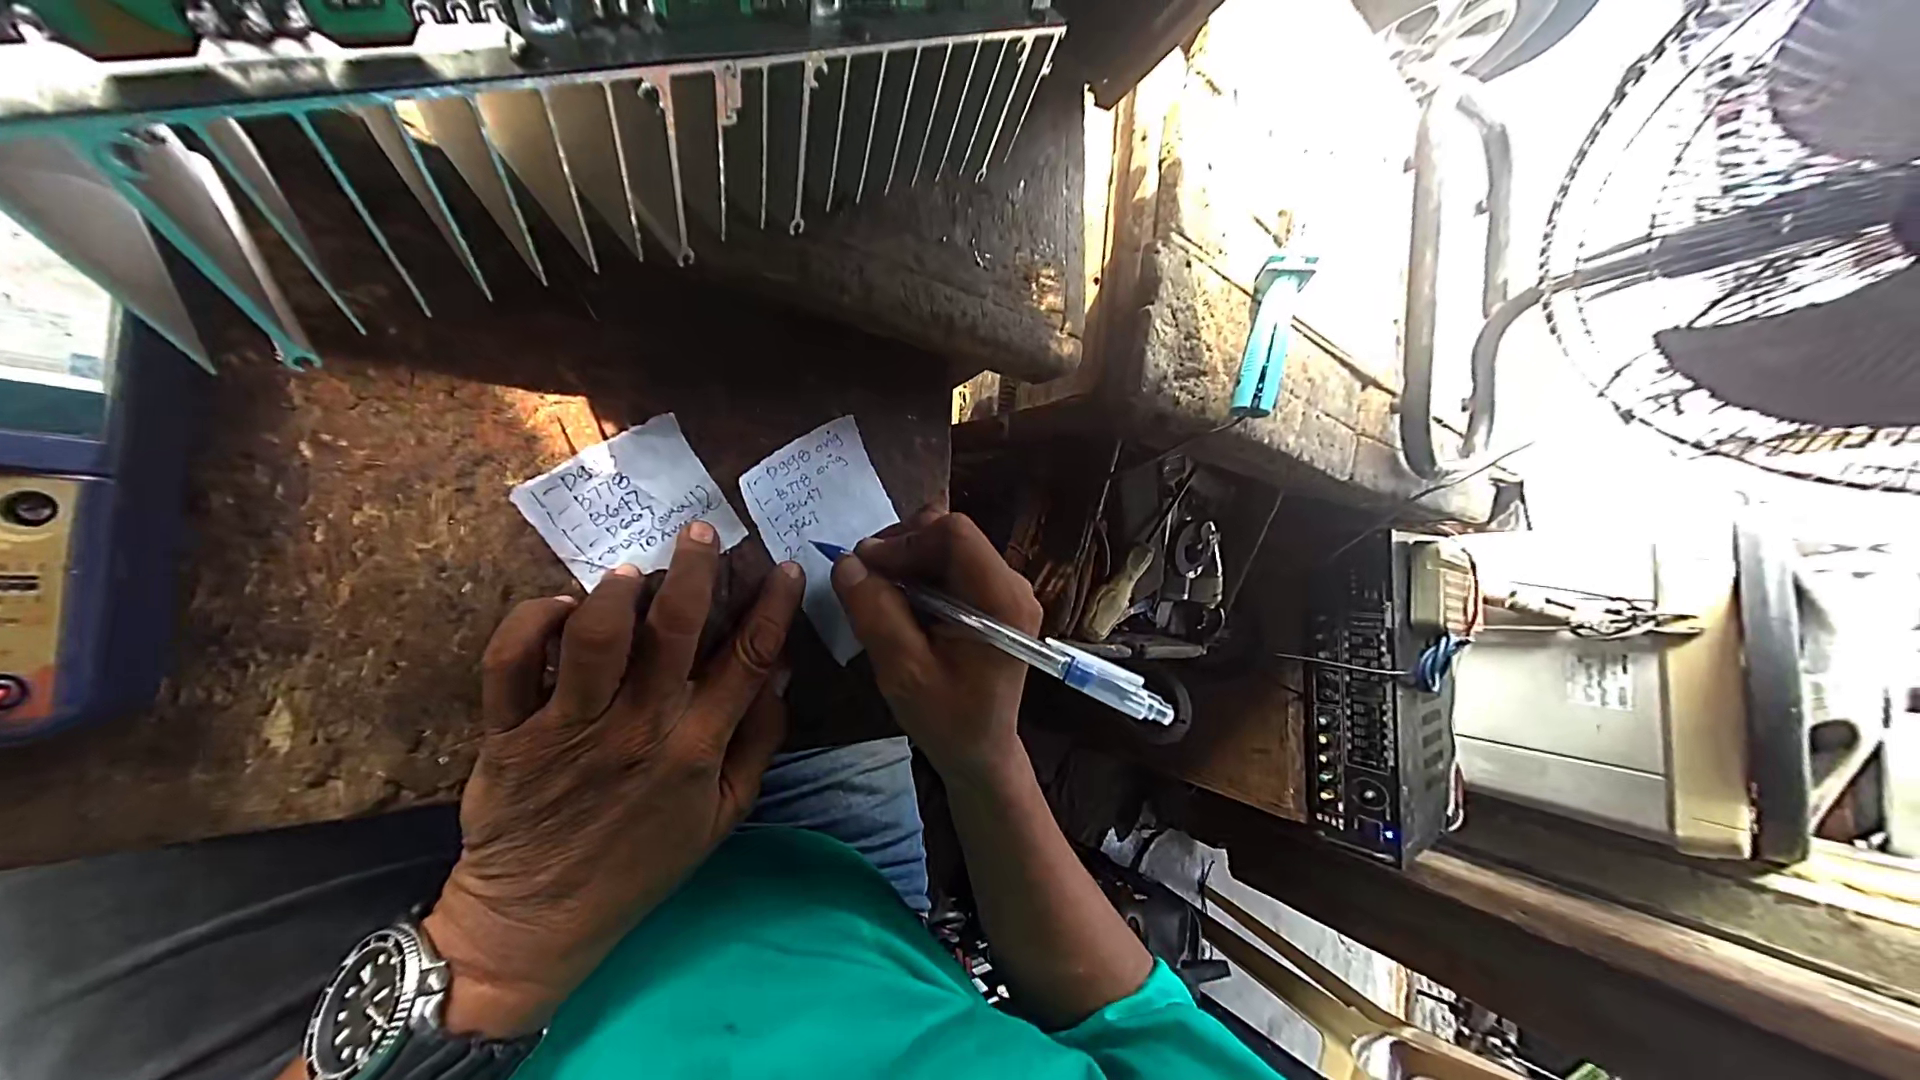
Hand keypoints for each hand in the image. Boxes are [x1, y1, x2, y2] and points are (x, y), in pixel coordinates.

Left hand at [421, 523, 803, 1036]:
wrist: (539, 918)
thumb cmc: (644, 861)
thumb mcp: (725, 813)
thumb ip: (758, 741)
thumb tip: (777, 673)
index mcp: (696, 747)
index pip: (747, 660)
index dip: (773, 608)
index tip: (784, 569)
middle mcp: (638, 727)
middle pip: (673, 630)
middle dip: (694, 570)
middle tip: (701, 532)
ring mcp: (570, 727)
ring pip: (595, 635)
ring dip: (618, 589)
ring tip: (634, 571)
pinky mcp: (508, 732)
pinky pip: (512, 662)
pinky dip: (535, 621)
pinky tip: (563, 607)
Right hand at [830, 509, 1042, 777]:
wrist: (981, 749)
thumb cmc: (948, 718)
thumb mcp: (903, 672)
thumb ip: (876, 613)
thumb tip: (847, 563)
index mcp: (1002, 600)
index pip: (956, 534)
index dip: (904, 540)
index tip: (865, 565)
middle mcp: (1011, 584)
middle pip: (952, 533)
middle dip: (901, 547)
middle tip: (864, 575)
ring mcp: (1004, 587)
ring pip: (948, 544)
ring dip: (906, 559)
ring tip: (877, 589)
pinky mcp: (991, 595)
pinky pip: (950, 563)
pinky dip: (918, 571)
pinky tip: (899, 599)